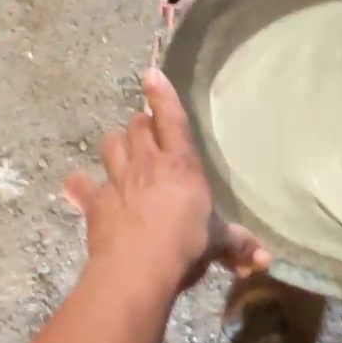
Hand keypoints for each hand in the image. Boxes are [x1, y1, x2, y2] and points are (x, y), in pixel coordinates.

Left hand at [63, 69, 271, 291]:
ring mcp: (118, 180)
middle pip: (137, 126)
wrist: (138, 268)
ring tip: (119, 151)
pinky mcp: (95, 202)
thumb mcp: (216, 243)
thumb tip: (265, 259)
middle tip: (145, 131)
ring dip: (115, 144)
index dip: (162, 95)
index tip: (150, 73)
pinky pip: (81, 186)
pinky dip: (79, 186)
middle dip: (140, 123)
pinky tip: (75, 187)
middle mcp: (147, 163)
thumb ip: (238, 245)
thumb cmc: (185, 246)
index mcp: (181, 164)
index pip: (171, 119)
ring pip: (110, 144)